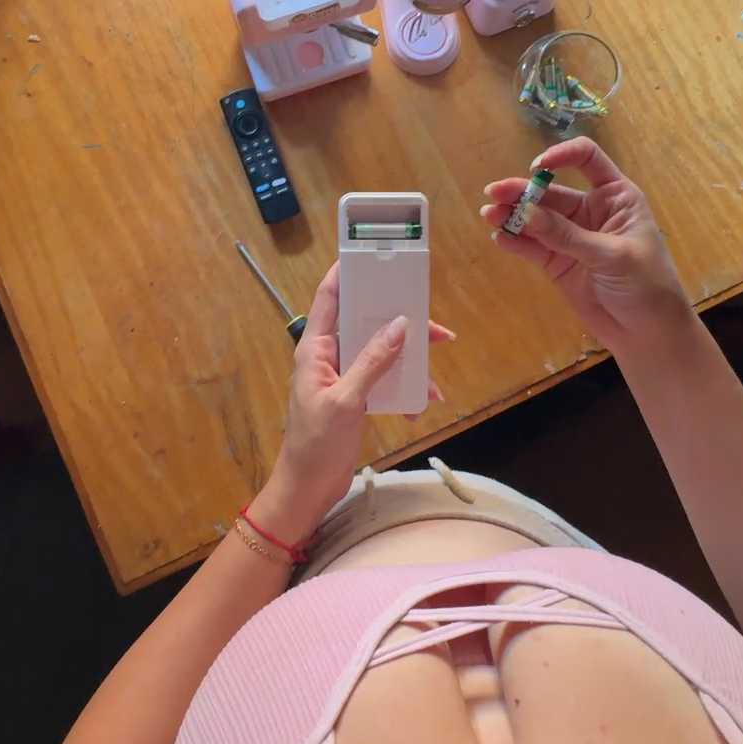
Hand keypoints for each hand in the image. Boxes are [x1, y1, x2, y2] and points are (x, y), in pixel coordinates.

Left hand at [251, 263, 452, 546]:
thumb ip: (373, 361)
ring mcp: (343, 376)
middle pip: (365, 324)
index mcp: (315, 348)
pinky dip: (403, 390)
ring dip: (408, 362)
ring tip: (434, 377)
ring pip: (380, 353)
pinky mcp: (355, 397)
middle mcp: (329, 355)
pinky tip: (421, 406)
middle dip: (399, 324)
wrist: (308, 488)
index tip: (370, 254)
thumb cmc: (315, 443)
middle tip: (434, 328)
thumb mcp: (346, 400)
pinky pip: (384, 381)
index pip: (329, 298)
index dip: (346, 273)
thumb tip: (400, 325)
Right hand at [479, 136, 688, 352]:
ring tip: (489, 215)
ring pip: (536, 219)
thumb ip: (567, 236)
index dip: (562, 155)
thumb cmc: (647, 285)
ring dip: (513, 216)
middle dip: (523, 192)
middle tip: (494, 194)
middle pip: (551, 192)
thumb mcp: (611, 256)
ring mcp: (570, 237)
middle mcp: (590, 211)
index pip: (588, 159)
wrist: (648, 334)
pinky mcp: (556, 263)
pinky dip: (515, 242)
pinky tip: (500, 239)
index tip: (537, 168)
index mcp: (615, 197)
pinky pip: (532, 247)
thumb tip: (525, 214)